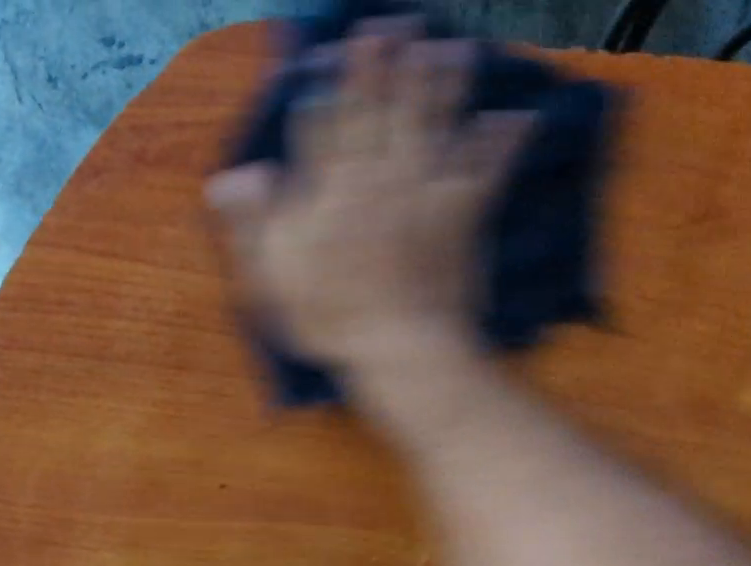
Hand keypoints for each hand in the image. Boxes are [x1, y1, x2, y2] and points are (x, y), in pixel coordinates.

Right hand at [207, 22, 532, 376]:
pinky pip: (489, 168)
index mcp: (331, 191)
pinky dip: (504, 141)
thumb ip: (254, 224)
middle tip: (393, 24)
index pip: (325, 125)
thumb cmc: (330, 318)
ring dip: (444, 84)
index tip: (332, 50)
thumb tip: (233, 176)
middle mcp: (379, 177)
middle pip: (381, 109)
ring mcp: (426, 192)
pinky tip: (517, 115)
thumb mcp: (274, 278)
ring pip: (435, 123)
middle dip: (386, 64)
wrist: (401, 348)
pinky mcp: (464, 214)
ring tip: (451, 48)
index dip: (329, 85)